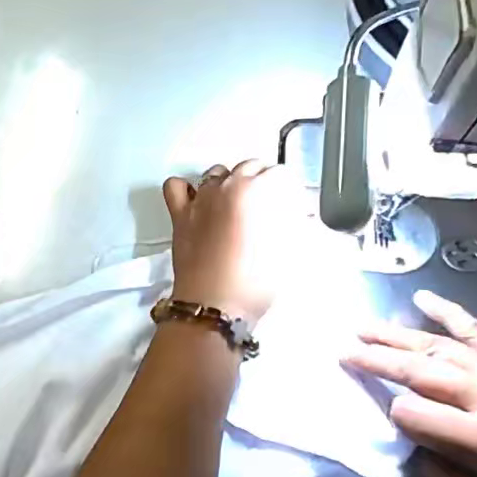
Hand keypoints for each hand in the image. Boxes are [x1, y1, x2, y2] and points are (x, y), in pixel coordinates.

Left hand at [162, 159, 296, 324]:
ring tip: (239, 202)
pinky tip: (200, 201)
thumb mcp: (286, 254)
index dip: (292, 189)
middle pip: (249, 167)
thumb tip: (300, 215)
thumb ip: (293, 227)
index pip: (279, 174)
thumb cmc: (253, 284)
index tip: (297, 205)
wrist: (211, 309)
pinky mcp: (179, 215)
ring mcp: (199, 199)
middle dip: (265, 179)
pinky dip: (188, 188)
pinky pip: (177, 186)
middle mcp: (225, 187)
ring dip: (231, 181)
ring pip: (216, 173)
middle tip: (273, 203)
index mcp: (253, 192)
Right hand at [342, 291, 476, 476]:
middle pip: (422, 370)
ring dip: (401, 334)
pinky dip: (450, 313)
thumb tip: (417, 453)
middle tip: (343, 348)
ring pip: (444, 345)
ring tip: (366, 327)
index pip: (416, 416)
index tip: (385, 424)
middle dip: (378, 359)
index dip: (394, 420)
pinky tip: (424, 299)